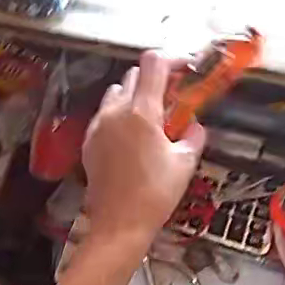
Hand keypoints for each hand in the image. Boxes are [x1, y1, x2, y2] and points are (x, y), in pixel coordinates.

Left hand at [82, 51, 205, 254]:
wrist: (119, 225)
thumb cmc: (154, 195)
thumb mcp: (185, 164)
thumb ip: (193, 136)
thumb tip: (195, 126)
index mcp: (141, 112)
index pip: (154, 63)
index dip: (172, 59)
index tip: (185, 69)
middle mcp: (115, 112)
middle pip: (134, 75)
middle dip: (155, 80)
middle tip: (172, 98)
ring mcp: (98, 126)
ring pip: (116, 93)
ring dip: (135, 96)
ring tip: (151, 118)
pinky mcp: (89, 141)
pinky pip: (105, 116)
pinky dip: (120, 116)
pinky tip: (132, 138)